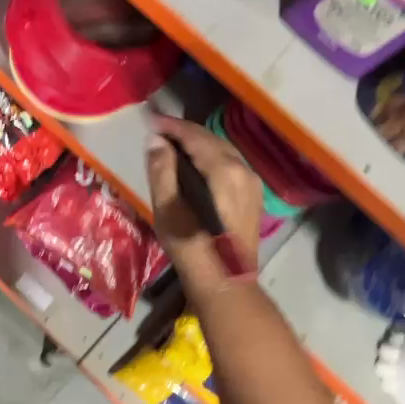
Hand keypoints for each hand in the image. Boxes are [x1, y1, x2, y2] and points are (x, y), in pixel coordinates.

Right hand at [145, 113, 263, 290]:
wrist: (225, 282)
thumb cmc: (191, 247)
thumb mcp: (168, 209)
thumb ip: (162, 171)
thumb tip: (156, 141)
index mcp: (224, 171)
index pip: (195, 136)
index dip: (172, 126)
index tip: (151, 121)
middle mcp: (244, 170)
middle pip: (212, 140)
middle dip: (185, 132)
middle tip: (159, 131)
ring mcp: (252, 183)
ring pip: (223, 151)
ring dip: (198, 144)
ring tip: (173, 145)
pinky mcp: (253, 196)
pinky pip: (230, 165)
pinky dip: (210, 158)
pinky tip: (194, 166)